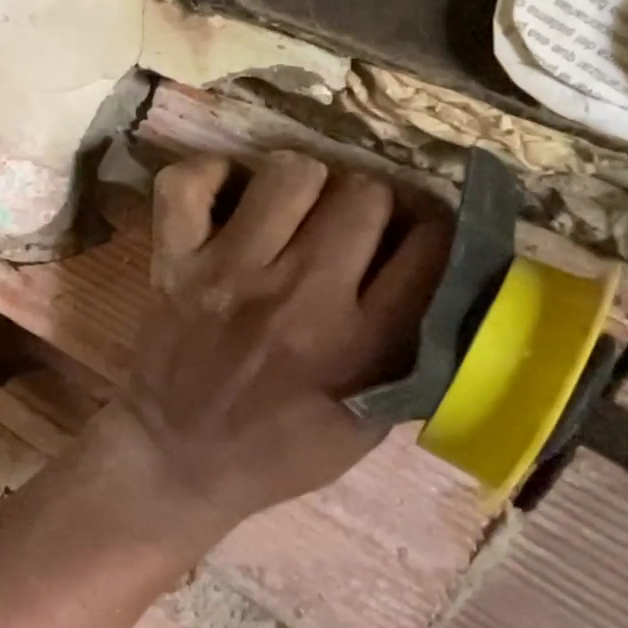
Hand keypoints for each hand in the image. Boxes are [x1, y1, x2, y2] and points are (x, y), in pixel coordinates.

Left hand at [97, 152, 452, 535]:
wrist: (177, 455)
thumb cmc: (282, 449)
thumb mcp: (374, 419)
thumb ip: (415, 347)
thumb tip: (453, 272)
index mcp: (366, 344)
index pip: (434, 241)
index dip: (430, 228)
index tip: (412, 236)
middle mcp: (301, 296)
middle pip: (364, 193)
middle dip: (368, 202)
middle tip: (349, 225)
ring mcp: (231, 272)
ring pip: (290, 172)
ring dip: (301, 182)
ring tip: (294, 210)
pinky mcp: (174, 259)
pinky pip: (189, 180)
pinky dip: (209, 176)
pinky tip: (226, 198)